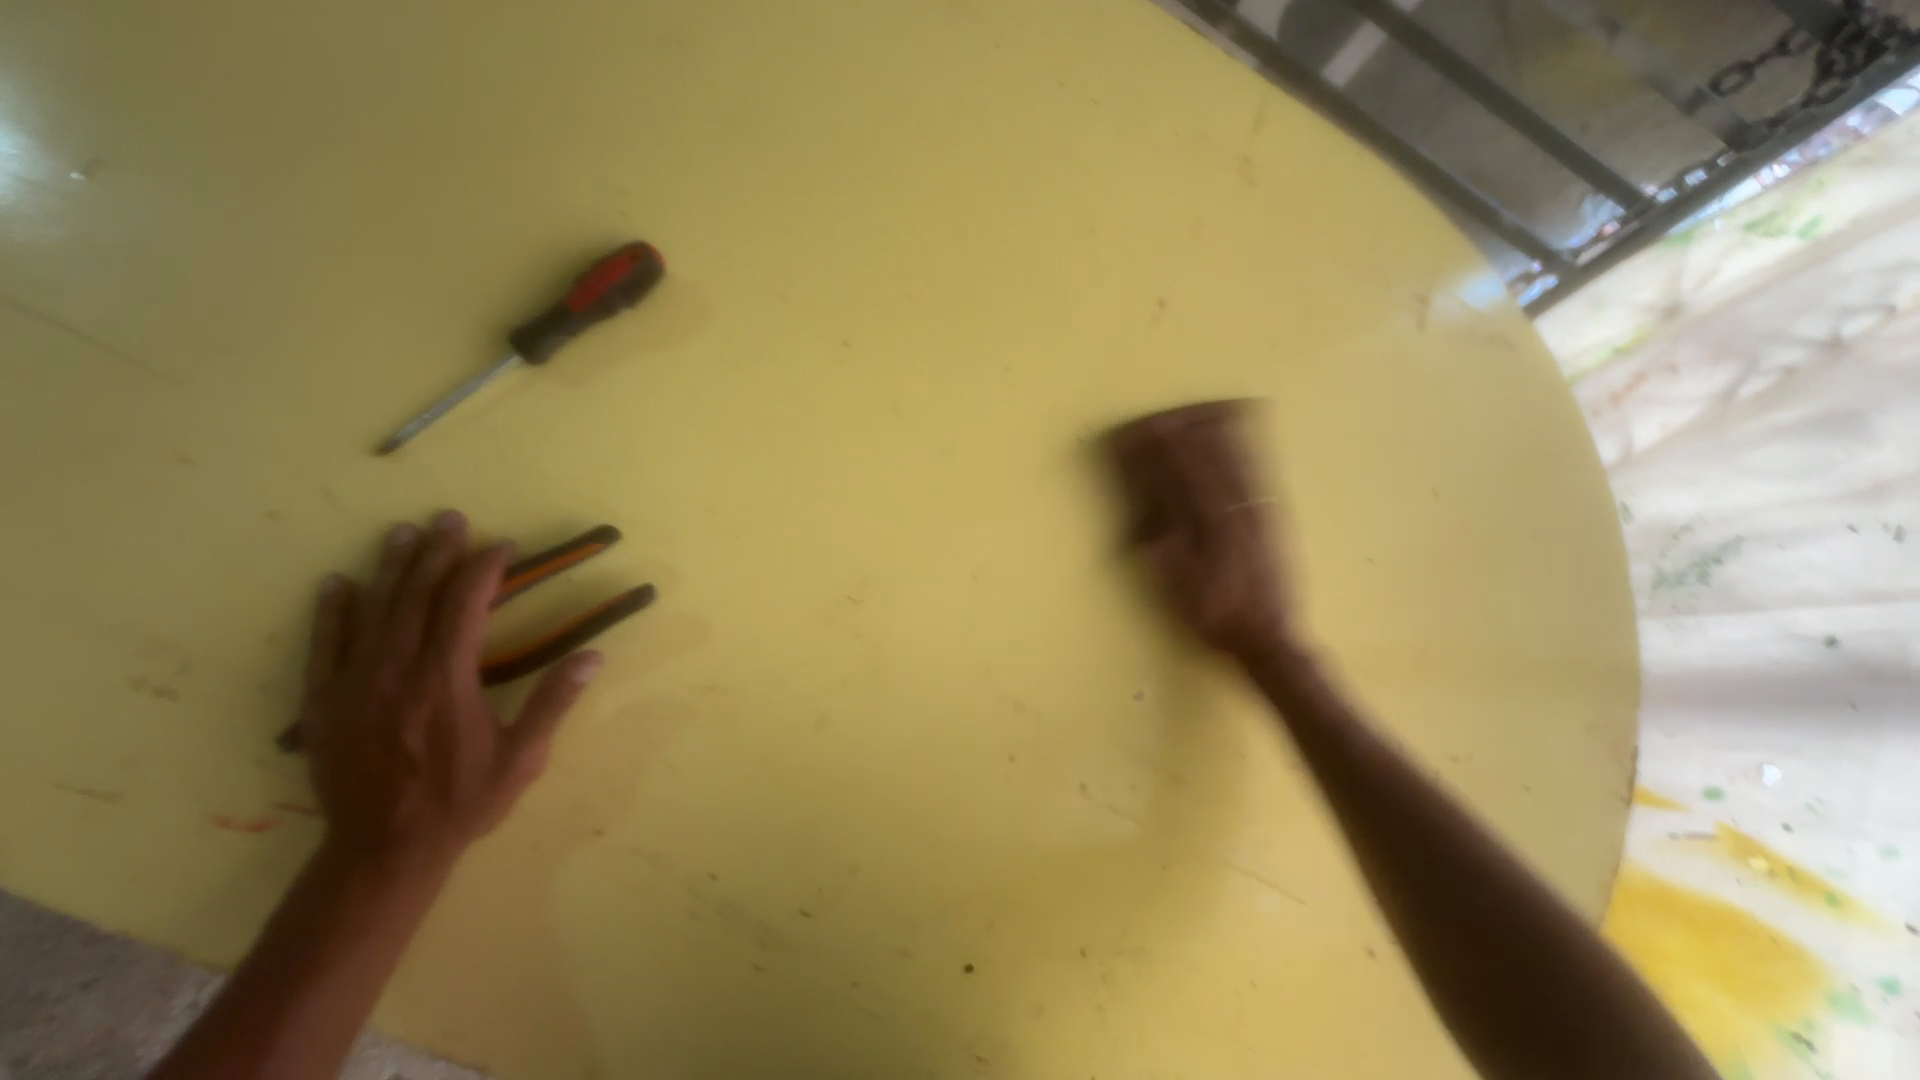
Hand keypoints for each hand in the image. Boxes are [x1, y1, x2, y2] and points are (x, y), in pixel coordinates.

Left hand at [296, 511, 603, 871]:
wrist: (382, 850)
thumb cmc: (461, 802)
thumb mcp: (521, 758)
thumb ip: (553, 702)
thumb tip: (592, 656)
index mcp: (447, 679)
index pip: (465, 605)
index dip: (484, 569)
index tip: (502, 546)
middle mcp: (397, 670)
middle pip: (418, 595)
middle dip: (437, 553)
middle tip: (450, 518)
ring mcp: (353, 684)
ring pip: (373, 610)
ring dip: (390, 568)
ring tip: (402, 532)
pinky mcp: (322, 703)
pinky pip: (324, 646)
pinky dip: (331, 611)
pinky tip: (337, 584)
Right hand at [1107, 401, 1293, 659]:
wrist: (1272, 639)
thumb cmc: (1217, 623)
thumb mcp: (1180, 593)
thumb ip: (1166, 552)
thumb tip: (1149, 514)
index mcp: (1209, 534)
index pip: (1176, 480)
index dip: (1152, 456)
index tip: (1130, 436)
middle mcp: (1236, 514)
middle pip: (1205, 461)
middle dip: (1177, 435)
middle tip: (1154, 416)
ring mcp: (1259, 510)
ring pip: (1234, 457)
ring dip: (1211, 429)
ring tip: (1191, 408)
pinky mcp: (1275, 513)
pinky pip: (1260, 465)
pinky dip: (1247, 439)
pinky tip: (1240, 422)